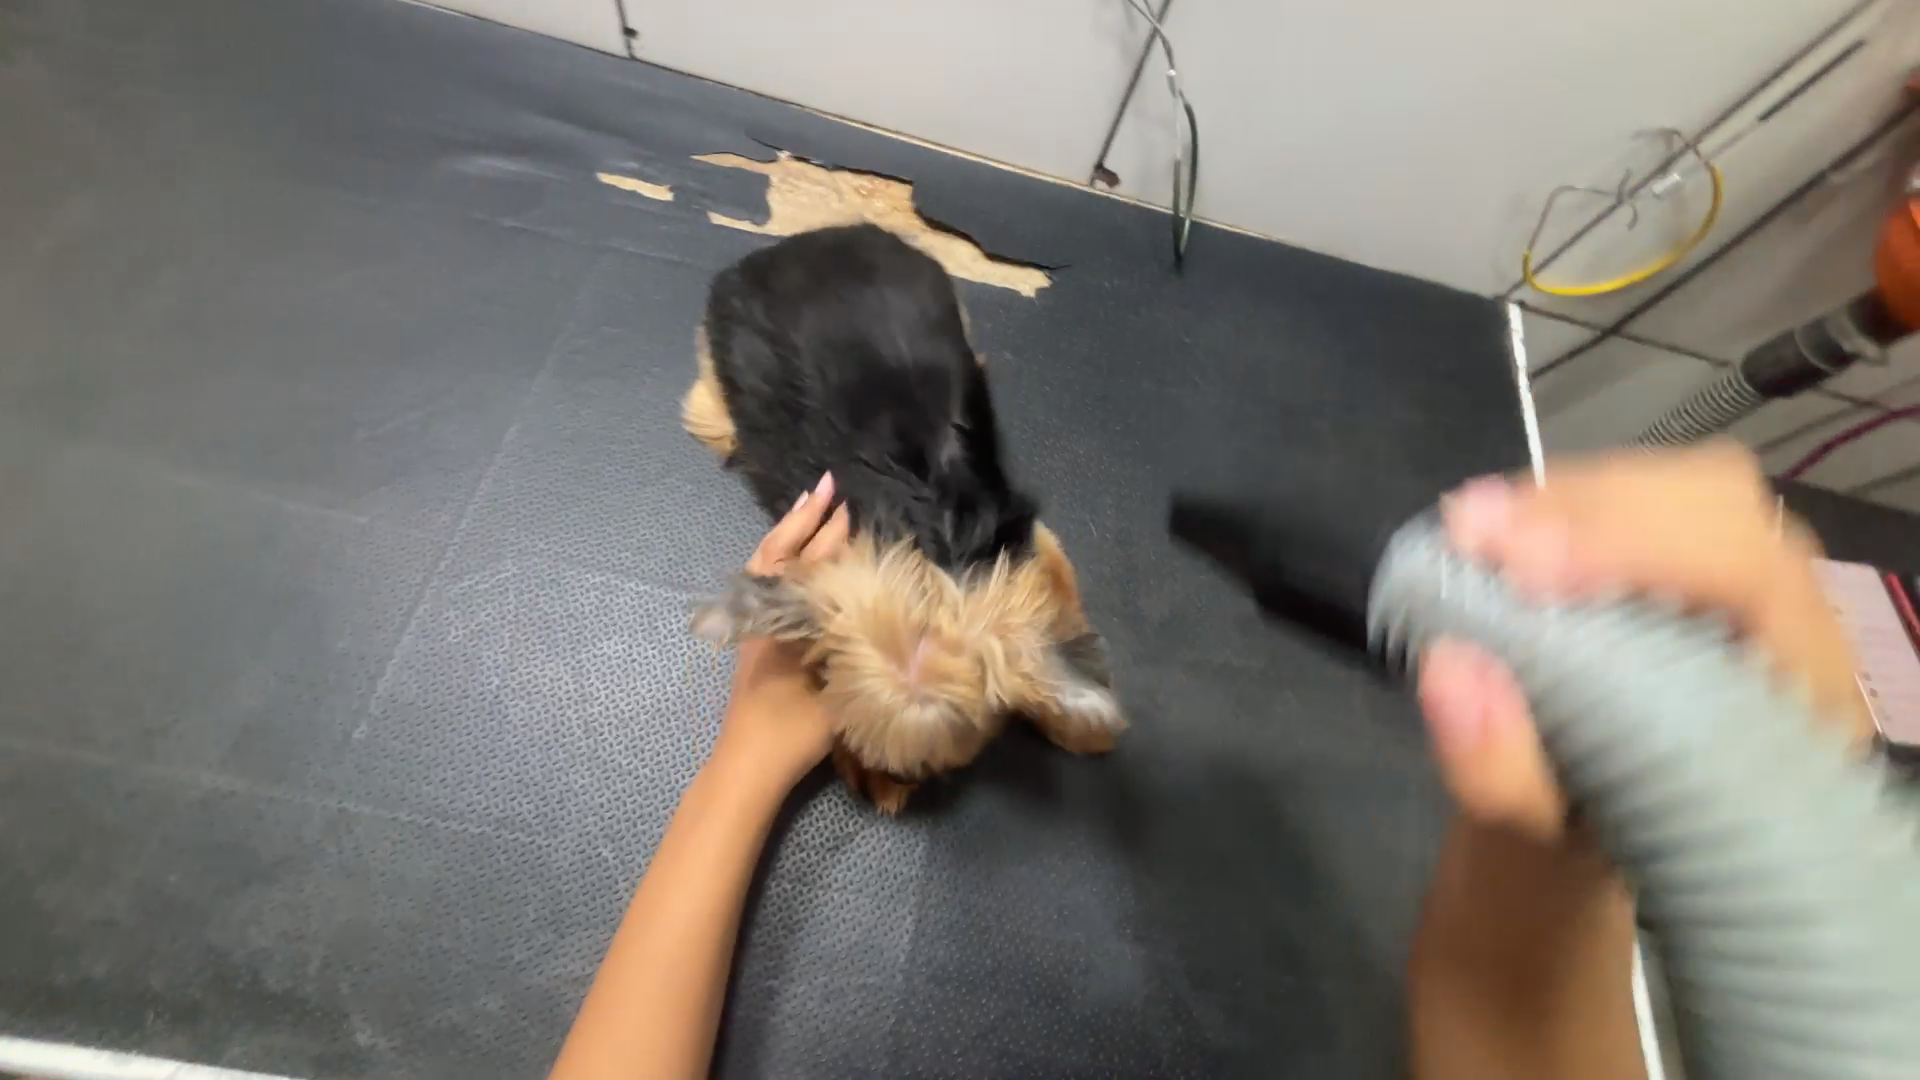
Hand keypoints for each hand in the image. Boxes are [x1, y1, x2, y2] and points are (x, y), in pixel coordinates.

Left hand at [711, 472, 850, 789]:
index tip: (848, 507)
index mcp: (784, 619)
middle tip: (827, 487)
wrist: (749, 764)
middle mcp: (765, 612)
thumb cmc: (795, 728)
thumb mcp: (838, 685)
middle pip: (780, 553)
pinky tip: (794, 556)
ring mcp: (755, 623)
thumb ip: (858, 645)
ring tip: (808, 506)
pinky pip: (765, 580)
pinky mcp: (755, 635)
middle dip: (806, 520)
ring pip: (767, 564)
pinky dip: (779, 557)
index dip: (830, 536)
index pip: (810, 565)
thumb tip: (889, 610)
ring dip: (788, 534)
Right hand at [1418, 442, 1869, 842]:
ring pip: (1668, 485)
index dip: (1643, 550)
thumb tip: (1448, 663)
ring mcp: (1712, 576)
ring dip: (1557, 495)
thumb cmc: (1576, 826)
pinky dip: (1541, 497)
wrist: (1586, 815)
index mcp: (1781, 698)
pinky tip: (1483, 523)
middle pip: (1717, 504)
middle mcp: (1767, 619)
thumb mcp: (1527, 831)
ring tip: (1468, 527)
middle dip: (1589, 507)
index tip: (1522, 572)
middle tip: (1478, 536)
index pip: (1754, 576)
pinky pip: (1616, 493)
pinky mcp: (1652, 556)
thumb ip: (1494, 772)